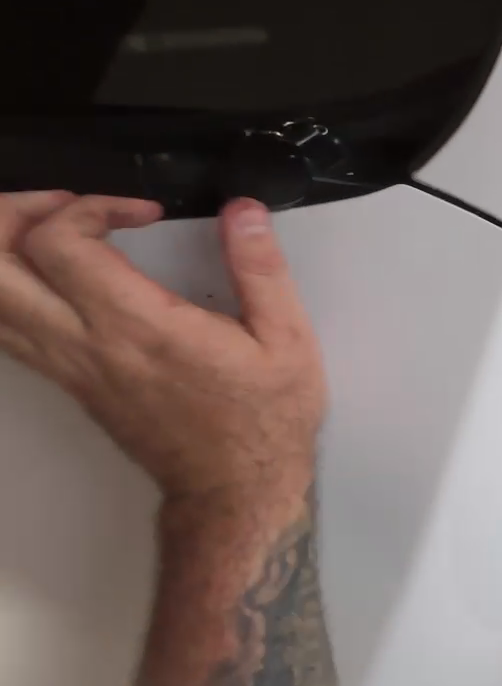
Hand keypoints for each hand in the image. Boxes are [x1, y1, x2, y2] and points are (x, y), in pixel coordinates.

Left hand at [0, 193, 324, 518]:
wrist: (238, 479)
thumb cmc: (269, 411)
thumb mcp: (289, 337)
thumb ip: (261, 270)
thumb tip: (245, 213)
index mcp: (141, 327)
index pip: (60, 243)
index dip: (91, 207)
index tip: (145, 212)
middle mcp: (84, 342)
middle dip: (14, 214)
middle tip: (72, 207)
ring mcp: (64, 363)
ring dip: (1, 250)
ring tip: (56, 233)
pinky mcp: (64, 377)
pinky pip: (1, 323)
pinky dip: (8, 286)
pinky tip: (55, 279)